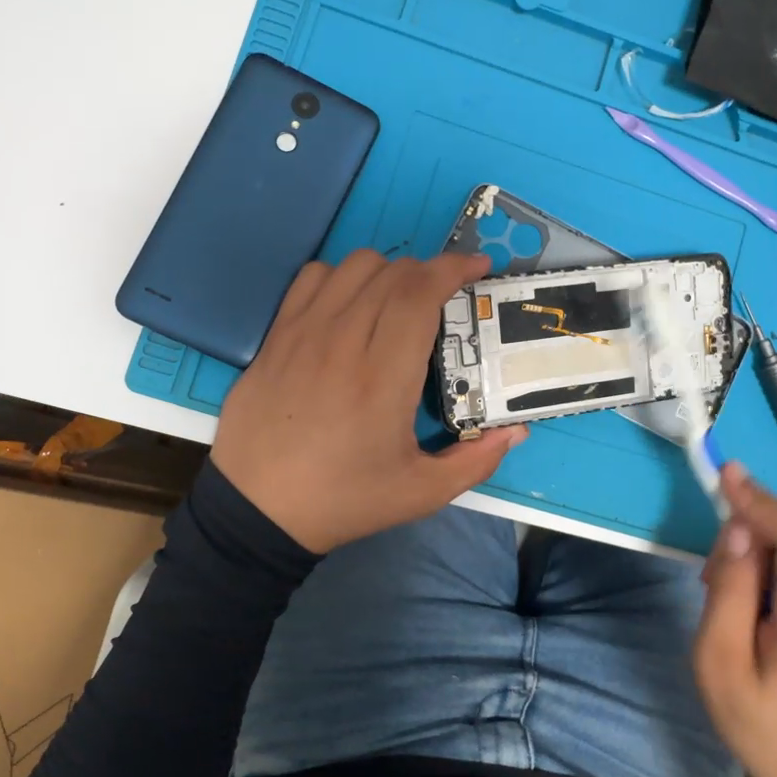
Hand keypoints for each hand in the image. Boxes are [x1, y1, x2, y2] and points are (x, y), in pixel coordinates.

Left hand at [211, 249, 526, 552]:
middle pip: (393, 273)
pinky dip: (342, 277)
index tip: (477, 267)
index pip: (419, 294)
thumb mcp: (420, 494)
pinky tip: (351, 304)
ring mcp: (303, 334)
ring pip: (353, 266)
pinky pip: (312, 278)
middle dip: (430, 271)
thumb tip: (517, 432)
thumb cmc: (344, 500)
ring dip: (388, 271)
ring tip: (400, 298)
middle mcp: (343, 343)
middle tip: (446, 295)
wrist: (258, 510)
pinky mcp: (276, 337)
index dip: (453, 269)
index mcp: (383, 378)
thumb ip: (476, 462)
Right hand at [693, 463, 776, 776]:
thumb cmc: (758, 720)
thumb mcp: (718, 661)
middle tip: (715, 568)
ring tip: (734, 592)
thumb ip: (729, 589)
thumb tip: (741, 530)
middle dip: (757, 526)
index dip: (761, 499)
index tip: (724, 475)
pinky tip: (762, 597)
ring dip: (768, 546)